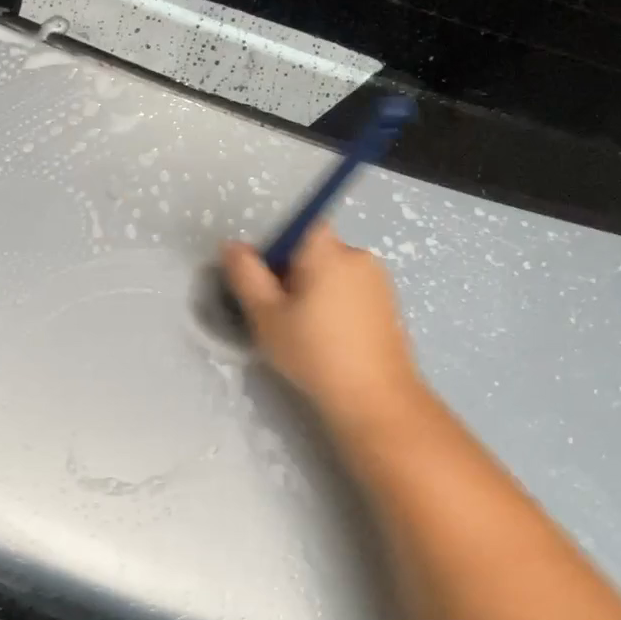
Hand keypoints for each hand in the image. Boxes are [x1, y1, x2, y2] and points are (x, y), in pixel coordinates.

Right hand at [220, 225, 425, 429]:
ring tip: (299, 329)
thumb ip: (245, 275)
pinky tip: (324, 338)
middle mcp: (359, 256)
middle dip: (292, 272)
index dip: (280, 243)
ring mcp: (379, 281)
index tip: (265, 276)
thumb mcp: (265, 315)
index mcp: (328, 253)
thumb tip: (232, 245)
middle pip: (316, 250)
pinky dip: (332, 305)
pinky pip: (349, 291)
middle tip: (274, 311)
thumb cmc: (313, 351)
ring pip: (332, 272)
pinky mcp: (388, 305)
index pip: (303, 223)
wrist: (374, 396)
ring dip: (312, 290)